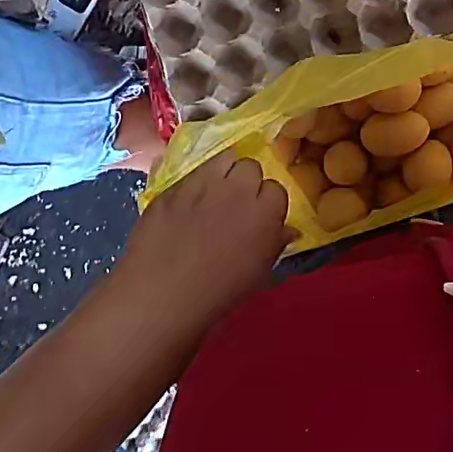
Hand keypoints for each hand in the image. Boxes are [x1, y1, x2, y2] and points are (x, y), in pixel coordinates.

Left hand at [115, 149, 290, 324]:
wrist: (164, 293)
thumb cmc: (220, 290)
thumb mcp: (259, 272)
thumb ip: (276, 243)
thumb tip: (288, 230)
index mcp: (265, 211)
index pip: (276, 189)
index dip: (268, 202)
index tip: (260, 215)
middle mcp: (238, 189)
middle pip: (250, 167)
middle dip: (247, 181)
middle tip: (237, 202)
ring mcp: (203, 184)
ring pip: (223, 159)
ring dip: (224, 172)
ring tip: (215, 193)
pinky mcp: (174, 186)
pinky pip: (192, 174)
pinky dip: (195, 183)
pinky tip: (188, 204)